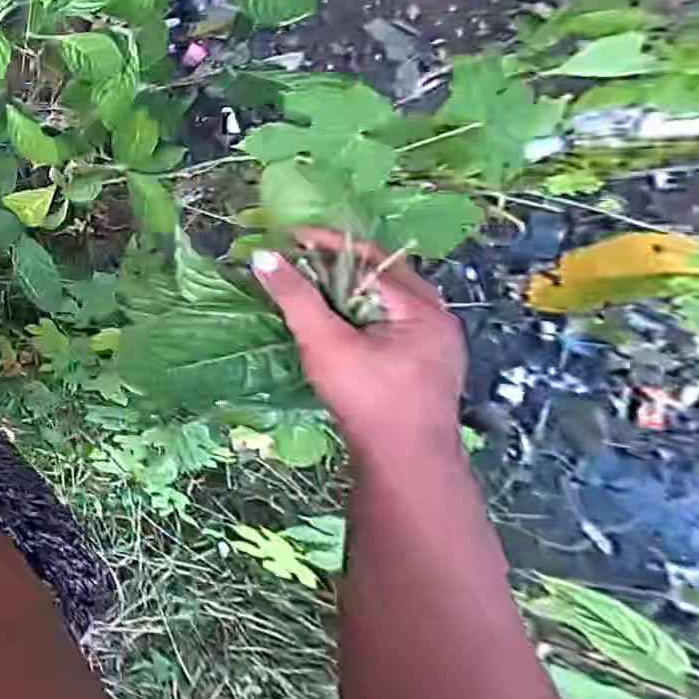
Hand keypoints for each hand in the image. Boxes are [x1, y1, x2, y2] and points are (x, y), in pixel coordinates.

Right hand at [251, 229, 465, 461]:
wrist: (405, 462)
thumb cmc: (366, 396)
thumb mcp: (324, 341)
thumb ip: (294, 295)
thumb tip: (263, 255)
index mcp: (422, 309)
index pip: (371, 258)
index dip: (327, 242)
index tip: (287, 236)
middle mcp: (436, 319)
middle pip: (383, 272)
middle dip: (337, 260)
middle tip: (296, 256)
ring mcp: (434, 341)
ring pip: (385, 295)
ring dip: (346, 283)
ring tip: (308, 281)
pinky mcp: (421, 360)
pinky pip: (386, 315)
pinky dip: (355, 304)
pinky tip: (331, 315)